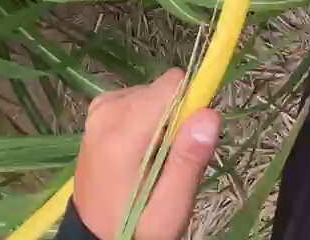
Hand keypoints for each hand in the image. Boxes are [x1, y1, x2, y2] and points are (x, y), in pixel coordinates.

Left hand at [73, 69, 220, 239]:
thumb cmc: (137, 229)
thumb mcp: (170, 210)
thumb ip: (189, 160)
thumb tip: (209, 114)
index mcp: (122, 133)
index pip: (173, 84)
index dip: (191, 106)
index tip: (189, 140)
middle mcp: (107, 111)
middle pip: (164, 89)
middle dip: (177, 117)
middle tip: (171, 160)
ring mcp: (100, 108)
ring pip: (154, 93)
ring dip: (163, 119)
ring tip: (155, 160)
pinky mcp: (100, 110)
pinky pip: (140, 98)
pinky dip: (148, 119)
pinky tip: (141, 150)